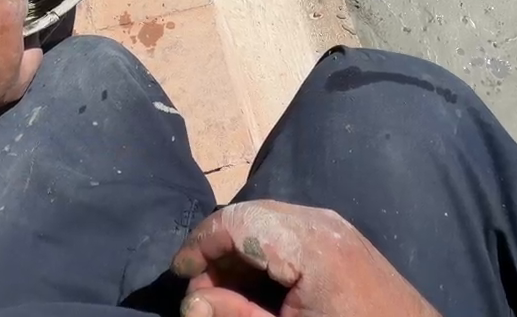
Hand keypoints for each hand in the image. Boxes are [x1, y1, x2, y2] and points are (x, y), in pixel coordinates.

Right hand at [171, 201, 438, 316]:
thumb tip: (191, 300)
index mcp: (309, 243)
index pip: (237, 221)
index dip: (200, 244)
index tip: (177, 274)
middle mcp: (319, 219)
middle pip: (250, 215)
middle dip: (218, 250)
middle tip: (199, 293)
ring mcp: (332, 224)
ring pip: (266, 220)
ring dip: (239, 250)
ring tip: (223, 293)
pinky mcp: (340, 236)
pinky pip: (288, 230)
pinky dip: (264, 251)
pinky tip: (255, 285)